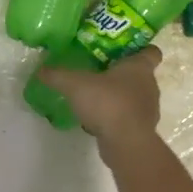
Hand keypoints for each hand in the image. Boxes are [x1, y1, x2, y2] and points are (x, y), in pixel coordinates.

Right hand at [37, 45, 163, 163]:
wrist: (126, 143)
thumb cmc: (108, 104)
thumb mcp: (76, 85)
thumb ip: (58, 76)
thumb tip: (41, 70)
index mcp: (140, 67)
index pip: (151, 51)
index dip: (140, 48)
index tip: (123, 49)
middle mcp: (149, 86)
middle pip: (140, 74)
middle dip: (121, 73)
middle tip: (99, 71)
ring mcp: (147, 110)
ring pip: (134, 97)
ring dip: (118, 97)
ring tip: (95, 97)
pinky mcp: (140, 129)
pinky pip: (127, 117)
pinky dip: (115, 117)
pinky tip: (97, 120)